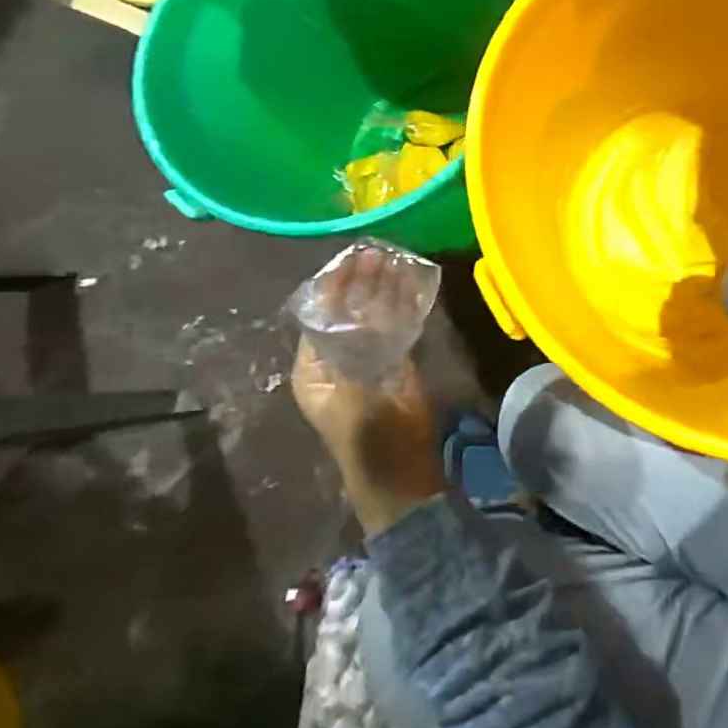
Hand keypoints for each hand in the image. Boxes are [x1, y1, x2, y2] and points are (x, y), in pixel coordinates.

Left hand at [291, 252, 444, 533]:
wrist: (402, 474)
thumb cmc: (366, 442)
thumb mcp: (353, 399)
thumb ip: (356, 355)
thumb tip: (366, 312)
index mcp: (313, 368)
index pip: (318, 316)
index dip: (333, 287)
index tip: (351, 260)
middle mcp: (338, 358)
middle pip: (348, 311)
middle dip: (362, 282)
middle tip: (379, 253)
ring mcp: (369, 359)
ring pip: (375, 315)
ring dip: (384, 288)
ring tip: (397, 259)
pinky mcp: (398, 362)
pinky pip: (399, 326)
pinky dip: (405, 305)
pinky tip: (414, 284)